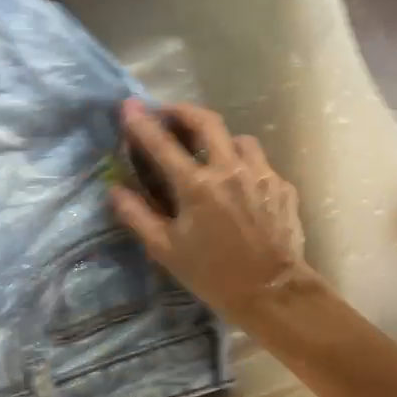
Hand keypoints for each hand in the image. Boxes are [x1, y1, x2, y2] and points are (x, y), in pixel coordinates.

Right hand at [109, 99, 308, 321]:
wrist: (271, 291)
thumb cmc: (210, 274)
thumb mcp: (165, 250)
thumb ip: (138, 216)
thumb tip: (115, 191)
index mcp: (197, 186)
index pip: (163, 145)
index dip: (142, 123)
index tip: (128, 105)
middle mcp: (230, 170)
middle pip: (207, 122)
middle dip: (183, 111)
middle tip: (168, 113)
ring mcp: (262, 174)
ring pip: (238, 140)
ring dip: (219, 140)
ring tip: (209, 153)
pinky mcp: (282, 186)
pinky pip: (259, 164)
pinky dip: (243, 166)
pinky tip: (237, 186)